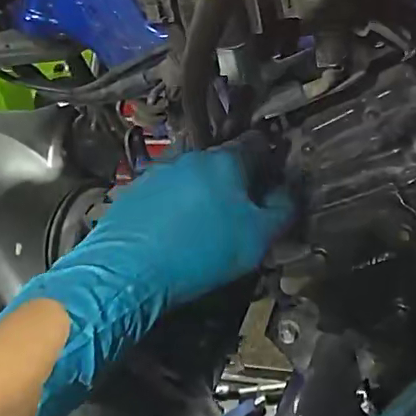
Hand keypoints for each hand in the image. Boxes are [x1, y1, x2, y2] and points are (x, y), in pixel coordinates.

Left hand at [0, 145, 293, 415]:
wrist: (125, 271)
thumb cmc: (197, 252)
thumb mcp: (256, 239)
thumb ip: (280, 212)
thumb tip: (289, 195)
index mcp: (223, 160)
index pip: (256, 145)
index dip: (271, 159)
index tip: (276, 176)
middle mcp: (189, 157)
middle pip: (223, 162)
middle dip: (236, 182)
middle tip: (245, 210)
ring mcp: (158, 173)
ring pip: (193, 178)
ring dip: (205, 195)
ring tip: (211, 227)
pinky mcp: (134, 193)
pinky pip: (167, 195)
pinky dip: (177, 208)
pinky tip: (178, 234)